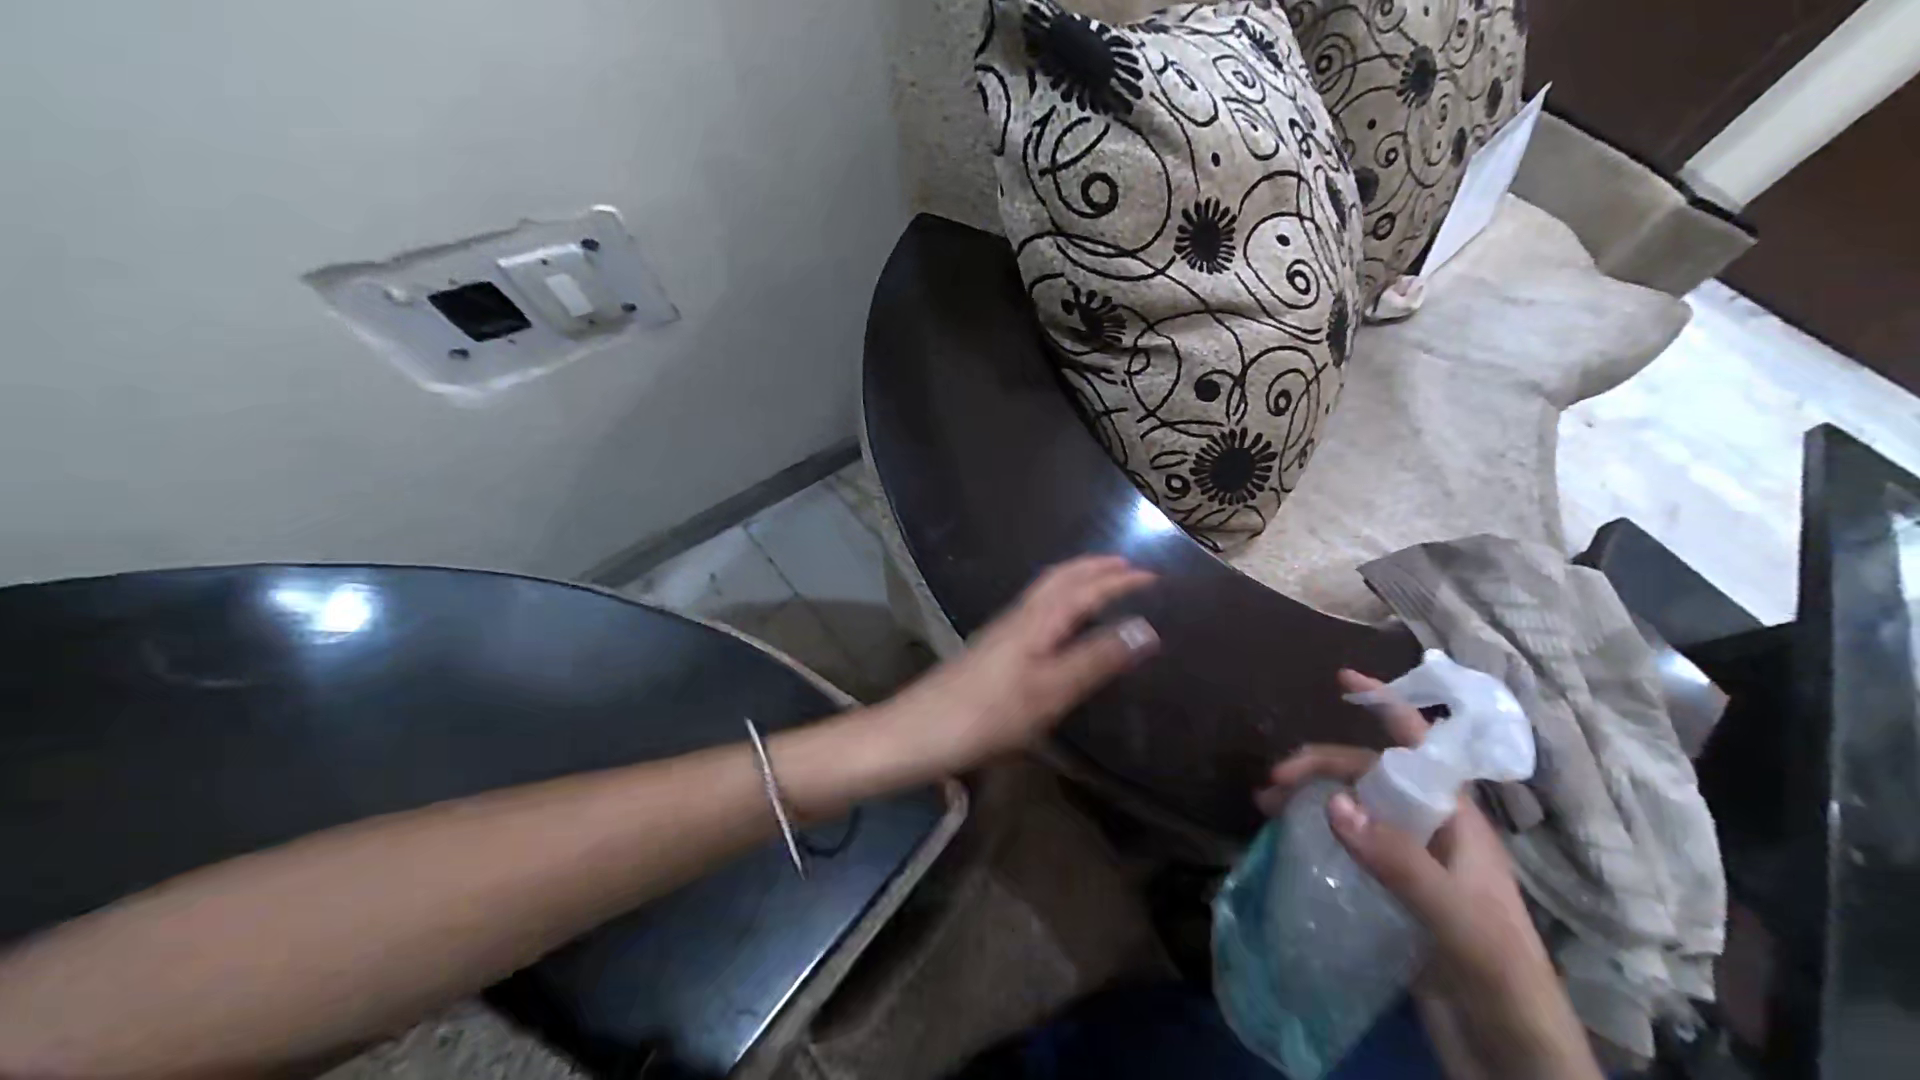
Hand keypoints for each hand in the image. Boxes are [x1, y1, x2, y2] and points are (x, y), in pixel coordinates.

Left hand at [874, 555, 1157, 774]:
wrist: (918, 732)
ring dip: (1076, 580)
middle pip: (1060, 578)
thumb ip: (1096, 659)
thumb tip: (1147, 628)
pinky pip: (1035, 608)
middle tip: (1128, 567)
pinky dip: (1059, 600)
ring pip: (1045, 591)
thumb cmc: (988, 714)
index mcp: (1037, 620)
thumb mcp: (1051, 691)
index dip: (1119, 581)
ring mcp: (1002, 631)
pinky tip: (1060, 621)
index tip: (1153, 575)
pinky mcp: (992, 649)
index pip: (1084, 588)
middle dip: (1094, 567)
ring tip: (1101, 583)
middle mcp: (1019, 616)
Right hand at [1259, 669, 1601, 1079]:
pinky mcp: (1391, 895)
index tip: (1343, 679)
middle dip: (1322, 765)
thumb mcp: (1456, 921)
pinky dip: (1314, 832)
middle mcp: (1432, 834)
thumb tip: (1331, 803)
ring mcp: (1410, 865)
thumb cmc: (1502, 981)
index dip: (1388, 709)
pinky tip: (1287, 840)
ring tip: (1268, 806)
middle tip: (1273, 783)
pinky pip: (1346, 845)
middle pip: (1371, 776)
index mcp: (1459, 825)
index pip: (1423, 751)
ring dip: (1312, 797)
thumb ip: (1399, 862)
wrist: (1513, 1060)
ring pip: (1354, 808)